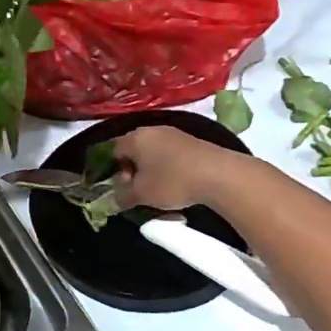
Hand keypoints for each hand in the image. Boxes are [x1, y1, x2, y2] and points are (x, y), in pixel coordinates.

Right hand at [111, 126, 242, 210]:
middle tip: (137, 188)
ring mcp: (174, 133)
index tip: (121, 186)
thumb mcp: (141, 194)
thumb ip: (122, 196)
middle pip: (133, 149)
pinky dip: (167, 166)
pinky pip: (169, 153)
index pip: (113, 150)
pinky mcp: (191, 141)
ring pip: (152, 151)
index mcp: (135, 138)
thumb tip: (114, 199)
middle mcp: (152, 130)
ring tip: (157, 187)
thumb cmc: (171, 181)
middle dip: (131, 169)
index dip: (112, 170)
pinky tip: (175, 181)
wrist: (218, 174)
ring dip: (150, 168)